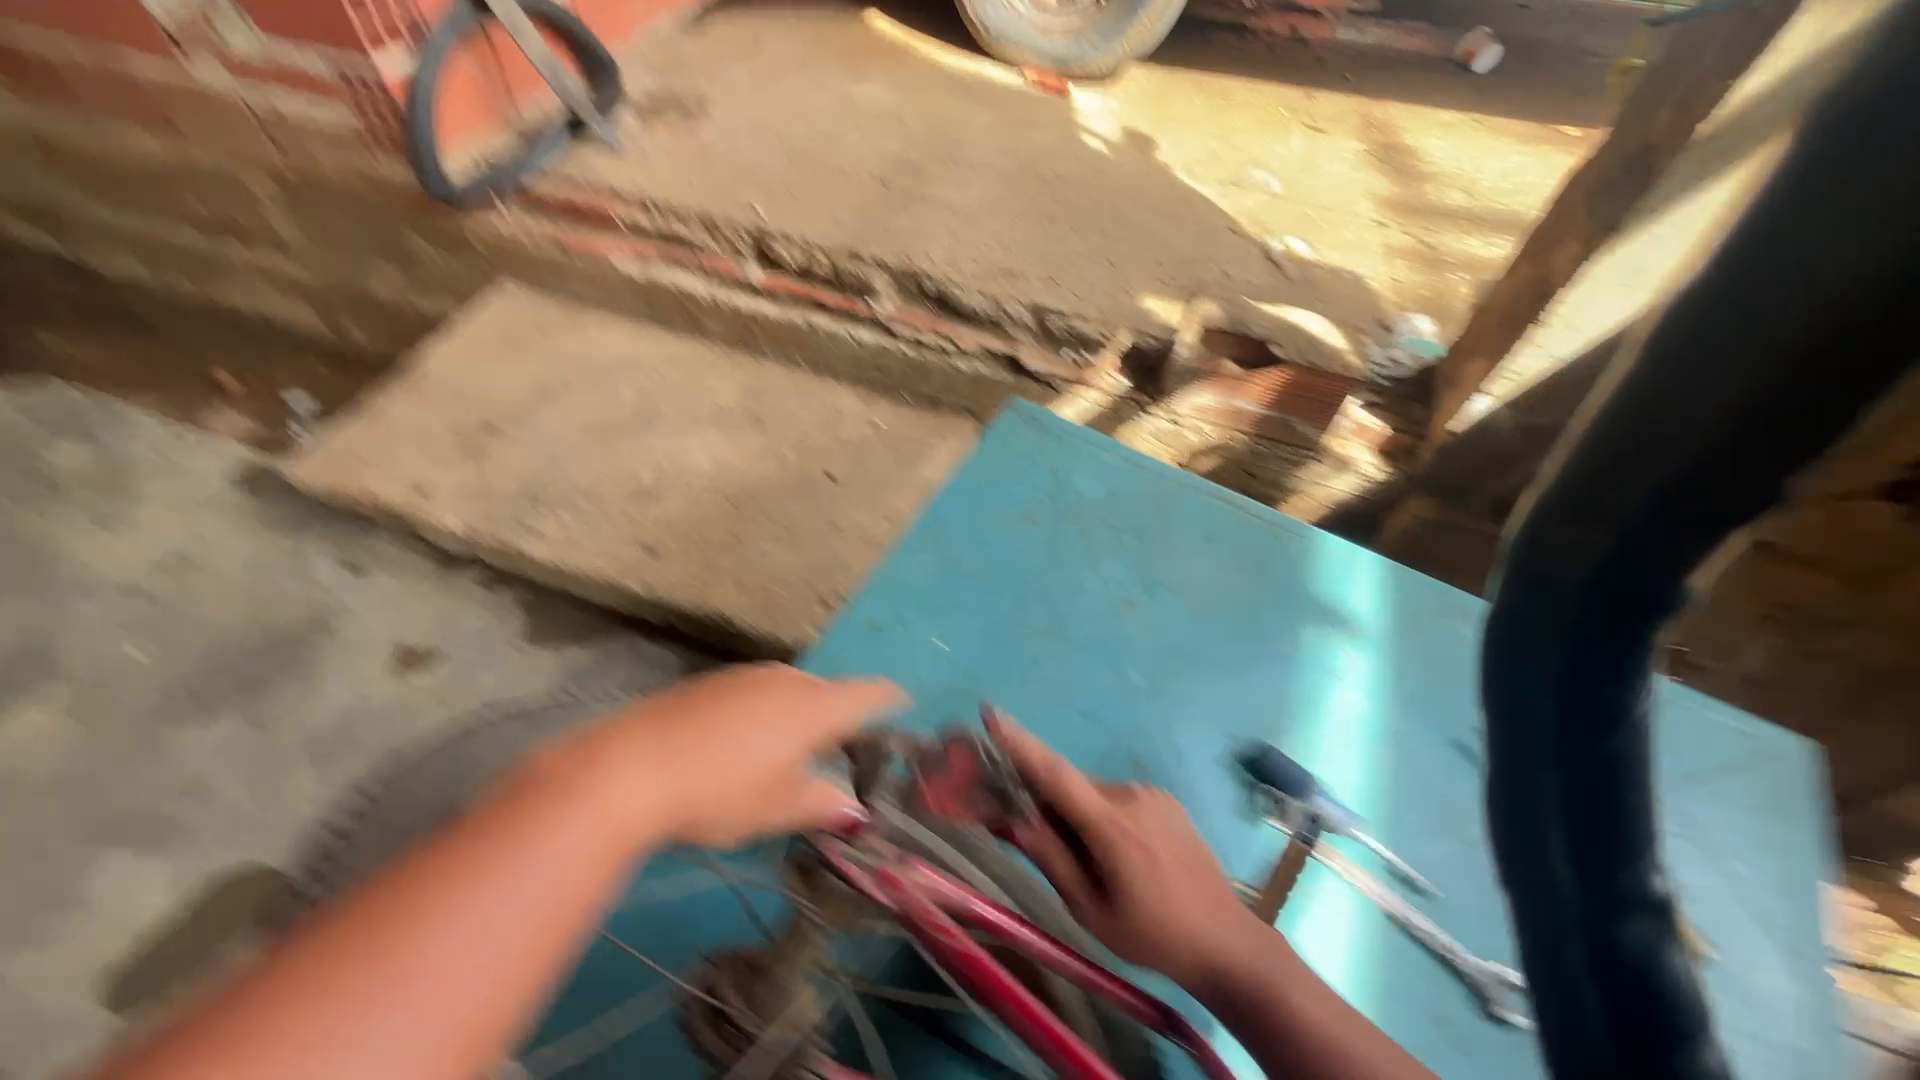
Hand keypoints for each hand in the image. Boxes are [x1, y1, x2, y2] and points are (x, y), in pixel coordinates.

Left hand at [566, 663, 906, 848]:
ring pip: (788, 689)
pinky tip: (744, 742)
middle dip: (840, 713)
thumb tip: (854, 808)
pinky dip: (765, 711)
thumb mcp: (776, 808)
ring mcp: (742, 676)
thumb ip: (821, 803)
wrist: (627, 768)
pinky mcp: (707, 684)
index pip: (867, 693)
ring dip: (800, 711)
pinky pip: (754, 692)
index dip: (889, 699)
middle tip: (844, 745)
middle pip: (827, 690)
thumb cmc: (718, 791)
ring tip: (794, 746)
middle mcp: (784, 680)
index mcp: (813, 706)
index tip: (903, 704)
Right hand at [996, 718, 1264, 988]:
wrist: (1225, 940)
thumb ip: (1050, 858)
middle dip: (1044, 803)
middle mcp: (1132, 796)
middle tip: (1029, 835)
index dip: (1020, 743)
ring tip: (1089, 863)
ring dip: (1076, 814)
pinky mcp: (1165, 801)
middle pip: (1070, 787)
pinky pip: (1116, 800)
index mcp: (1112, 825)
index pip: (1055, 774)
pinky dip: (1100, 816)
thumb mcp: (1090, 910)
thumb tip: (1012, 819)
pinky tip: (1115, 856)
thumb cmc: (1151, 936)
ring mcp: (1153, 795)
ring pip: (1092, 794)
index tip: (991, 713)